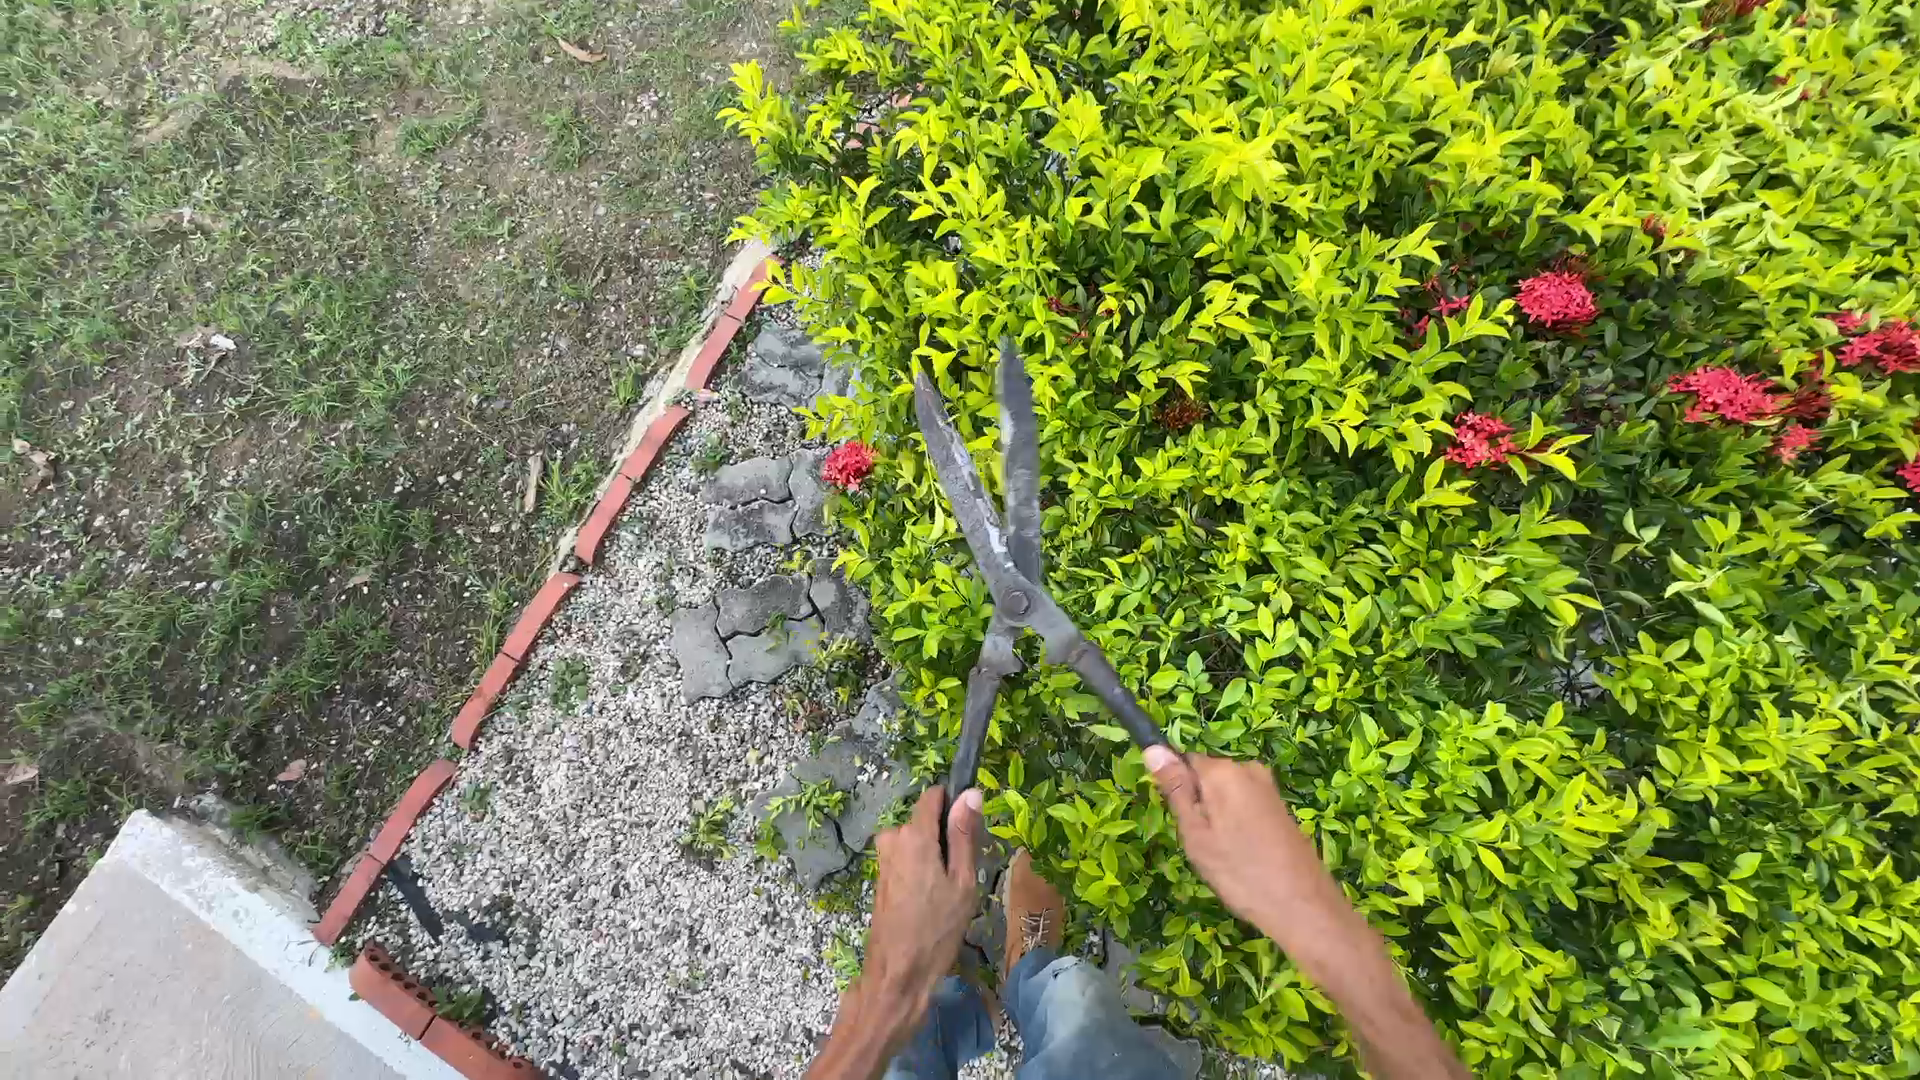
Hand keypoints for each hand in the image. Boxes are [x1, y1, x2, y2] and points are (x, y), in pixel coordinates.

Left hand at [863, 786, 983, 1004]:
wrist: (898, 973)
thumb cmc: (937, 927)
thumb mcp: (962, 881)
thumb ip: (964, 835)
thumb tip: (971, 793)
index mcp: (915, 834)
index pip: (933, 795)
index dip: (954, 805)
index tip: (969, 830)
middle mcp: (893, 838)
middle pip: (926, 820)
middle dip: (945, 837)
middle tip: (962, 873)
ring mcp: (884, 858)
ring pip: (917, 840)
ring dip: (933, 855)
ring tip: (948, 891)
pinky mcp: (881, 876)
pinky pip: (906, 857)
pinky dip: (921, 869)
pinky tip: (931, 900)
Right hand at [1141, 747, 1344, 937]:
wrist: (1305, 909)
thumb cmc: (1241, 873)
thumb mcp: (1196, 834)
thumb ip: (1175, 789)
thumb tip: (1153, 748)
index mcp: (1223, 771)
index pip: (1183, 762)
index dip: (1178, 791)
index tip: (1184, 822)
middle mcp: (1248, 769)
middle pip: (1206, 777)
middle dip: (1200, 805)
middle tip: (1203, 844)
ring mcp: (1269, 788)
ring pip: (1225, 794)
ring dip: (1219, 817)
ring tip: (1225, 855)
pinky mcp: (1281, 807)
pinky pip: (1245, 805)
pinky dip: (1239, 825)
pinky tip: (1244, 856)